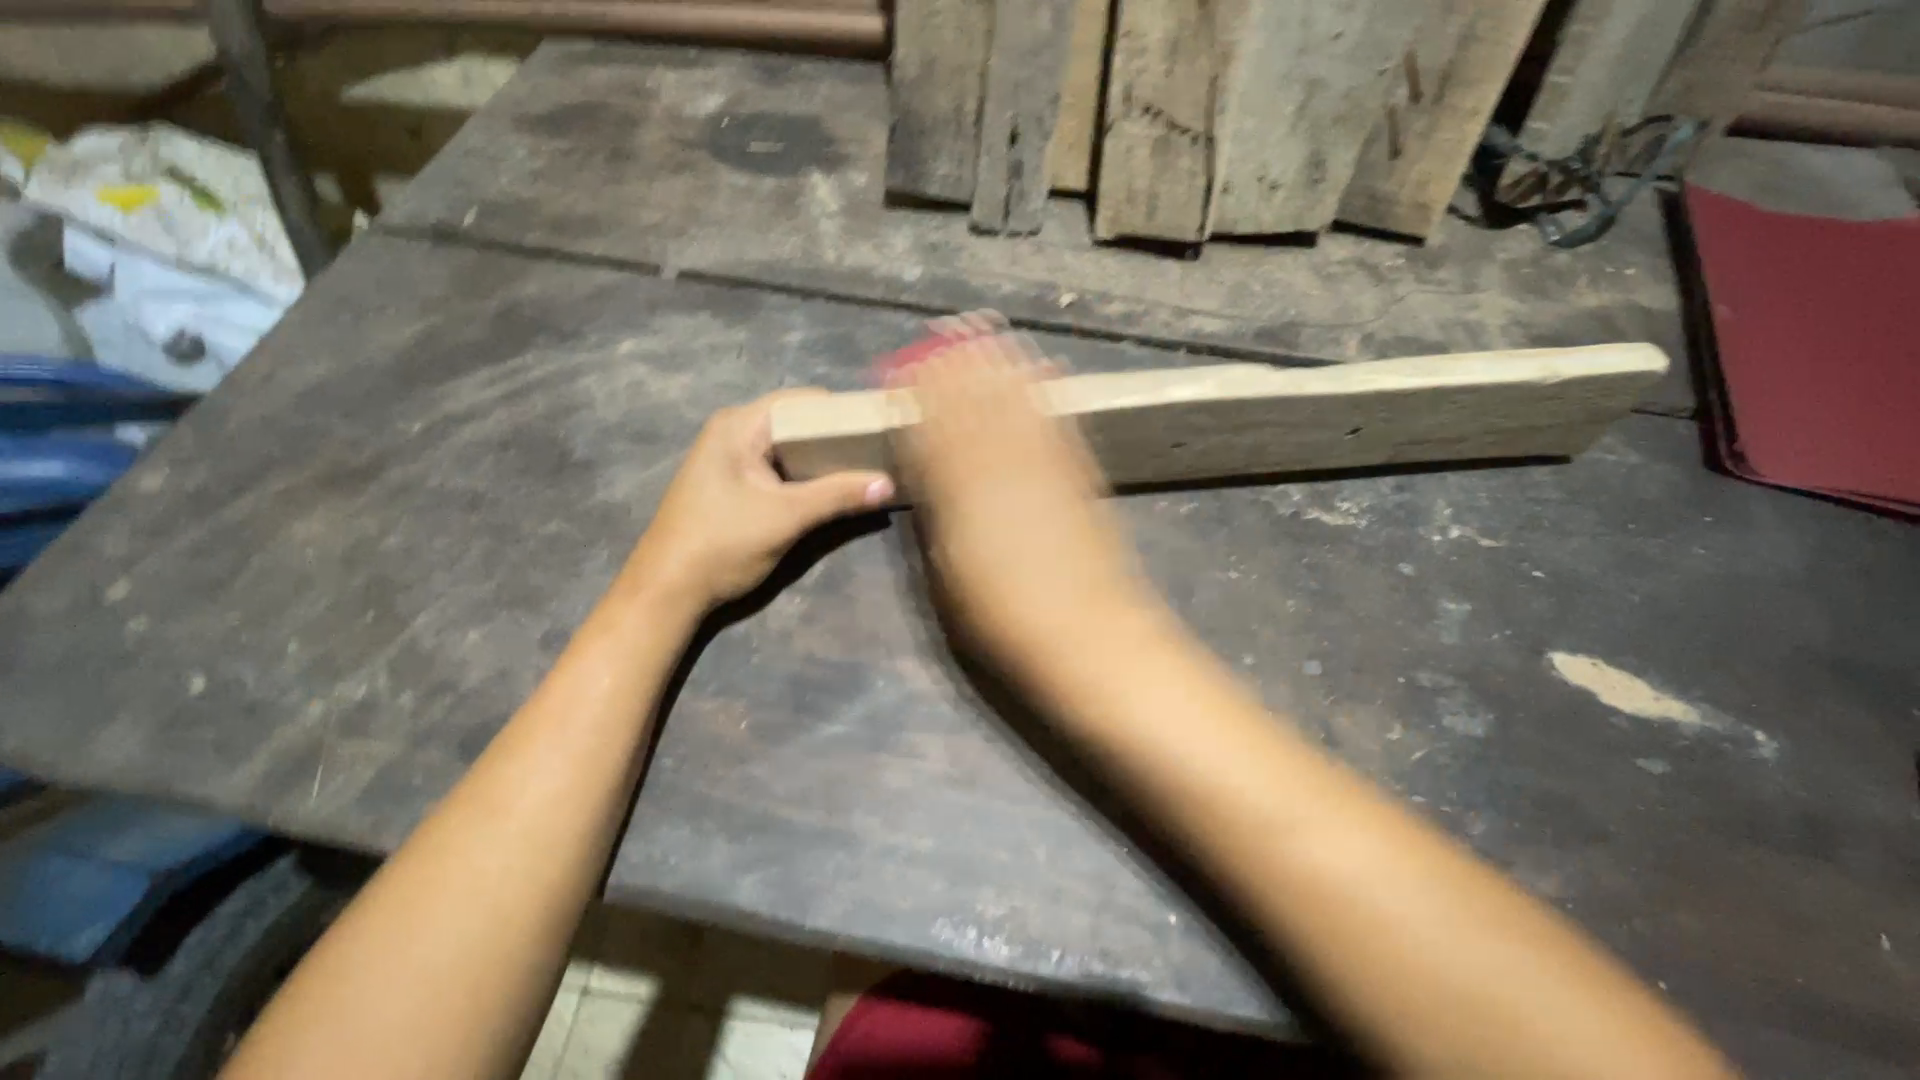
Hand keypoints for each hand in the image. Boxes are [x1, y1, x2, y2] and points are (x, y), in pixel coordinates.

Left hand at [632, 390, 893, 609]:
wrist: (667, 590)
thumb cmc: (721, 543)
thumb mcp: (786, 518)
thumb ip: (837, 496)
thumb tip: (889, 484)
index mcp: (739, 426)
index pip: (803, 401)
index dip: (843, 411)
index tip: (881, 427)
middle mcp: (734, 433)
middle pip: (798, 423)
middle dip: (838, 438)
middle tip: (881, 451)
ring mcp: (732, 461)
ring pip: (791, 449)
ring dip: (825, 461)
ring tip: (868, 469)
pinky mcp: (735, 487)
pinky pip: (780, 470)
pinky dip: (808, 478)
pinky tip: (835, 491)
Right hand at [896, 331, 1153, 667]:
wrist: (1086, 632)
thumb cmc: (1003, 616)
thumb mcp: (949, 570)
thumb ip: (937, 513)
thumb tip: (923, 472)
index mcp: (962, 493)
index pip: (935, 430)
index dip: (921, 395)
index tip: (906, 365)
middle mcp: (1003, 468)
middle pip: (976, 405)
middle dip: (958, 365)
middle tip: (945, 327)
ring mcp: (1047, 468)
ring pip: (1018, 403)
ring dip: (1000, 363)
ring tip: (988, 329)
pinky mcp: (1082, 476)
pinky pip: (1061, 423)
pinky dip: (1049, 393)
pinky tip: (1046, 369)